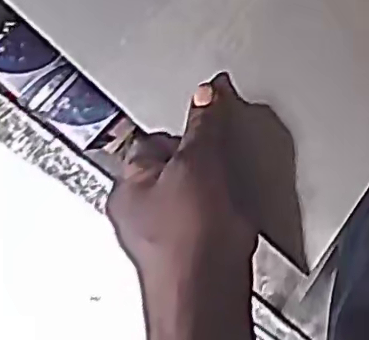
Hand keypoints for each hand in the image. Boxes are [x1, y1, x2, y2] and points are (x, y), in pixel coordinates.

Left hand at [107, 73, 257, 339]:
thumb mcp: (197, 160)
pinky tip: (238, 184)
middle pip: (181, 150)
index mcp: (130, 186)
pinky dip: (231, 181)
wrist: (211, 276)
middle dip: (205, 142)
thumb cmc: (187, 236)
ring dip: (221, 162)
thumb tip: (207, 93)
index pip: (155, 135)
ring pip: (202, 169)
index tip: (206, 104)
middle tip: (219, 139)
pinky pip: (220, 187)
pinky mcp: (205, 221)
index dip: (183, 120)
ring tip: (229, 165)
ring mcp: (176, 214)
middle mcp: (146, 202)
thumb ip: (204, 123)